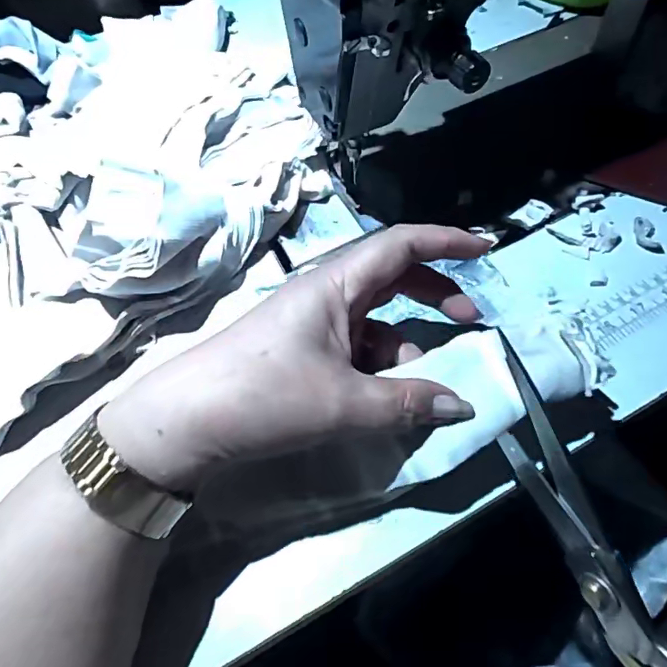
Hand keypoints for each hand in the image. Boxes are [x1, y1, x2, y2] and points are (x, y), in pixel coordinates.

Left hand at [97, 224, 490, 493]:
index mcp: (337, 282)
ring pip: (380, 315)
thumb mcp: (343, 403)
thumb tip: (463, 407)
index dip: (447, 241)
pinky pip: (360, 344)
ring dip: (409, 339)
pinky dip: (383, 363)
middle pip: (396, 275)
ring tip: (425, 376)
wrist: (181, 425)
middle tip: (470, 319)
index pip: (402, 244)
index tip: (485, 250)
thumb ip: (408, 402)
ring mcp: (317, 320)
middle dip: (437, 292)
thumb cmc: (262, 395)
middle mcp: (330, 292)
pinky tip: (388, 394)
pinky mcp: (308, 347)